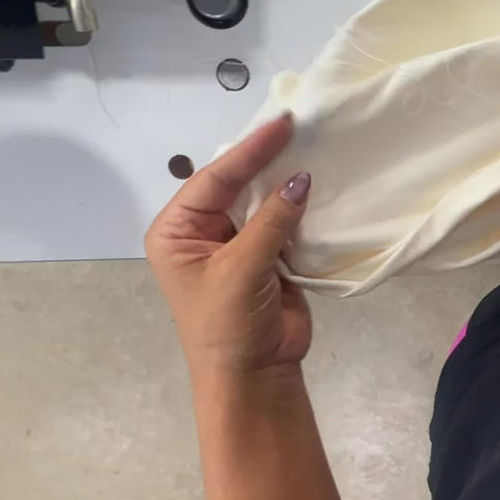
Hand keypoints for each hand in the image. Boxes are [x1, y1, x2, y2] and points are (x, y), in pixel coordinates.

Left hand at [145, 114, 313, 383]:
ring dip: (286, 180)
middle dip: (265, 158)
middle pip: (237, 183)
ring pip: (264, 201)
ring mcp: (239, 243)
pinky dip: (303, 205)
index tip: (281, 124)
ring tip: (313, 145)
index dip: (249, 150)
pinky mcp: (270, 257)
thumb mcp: (242, 269)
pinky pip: (286, 222)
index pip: (215, 179)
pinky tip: (321, 183)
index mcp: (178, 231)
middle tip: (297, 124)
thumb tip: (302, 179)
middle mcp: (205, 231)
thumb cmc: (229, 325)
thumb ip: (271, 222)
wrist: (254, 375)